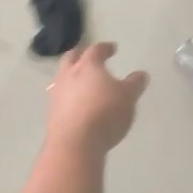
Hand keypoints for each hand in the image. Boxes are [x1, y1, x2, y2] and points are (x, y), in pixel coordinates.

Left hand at [45, 42, 148, 158]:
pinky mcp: (52, 116)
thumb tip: (141, 74)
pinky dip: (69, 97)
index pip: (95, 50)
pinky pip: (61, 99)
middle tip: (89, 58)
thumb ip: (134, 84)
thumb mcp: (128, 97)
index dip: (105, 48)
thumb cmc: (105, 113)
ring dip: (71, 77)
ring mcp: (57, 96)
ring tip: (82, 83)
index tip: (113, 48)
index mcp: (88, 66)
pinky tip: (77, 105)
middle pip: (71, 58)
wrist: (75, 145)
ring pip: (62, 78)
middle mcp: (68, 76)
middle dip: (80, 56)